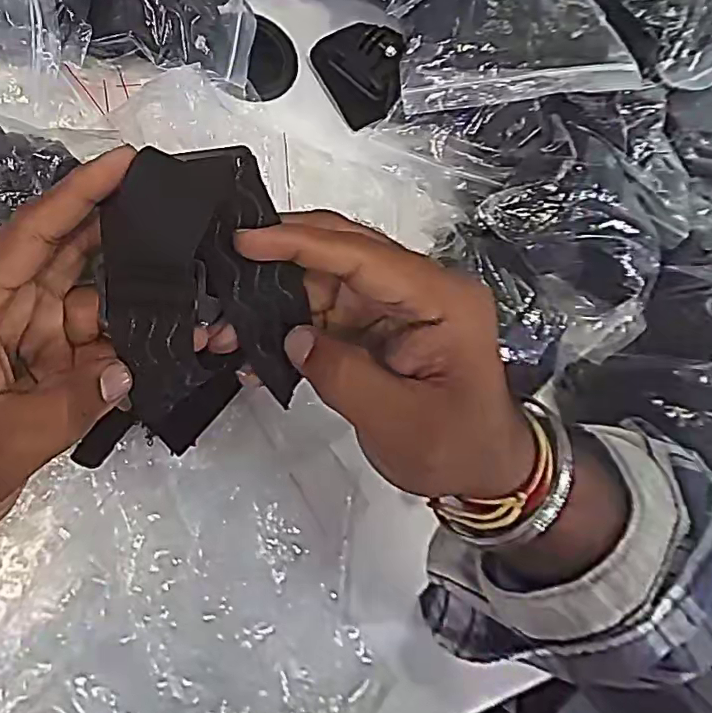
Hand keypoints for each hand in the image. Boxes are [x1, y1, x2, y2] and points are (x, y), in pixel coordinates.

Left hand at [0, 147, 136, 546]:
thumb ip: (68, 405)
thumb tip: (128, 373)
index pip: (33, 234)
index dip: (79, 193)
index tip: (124, 162)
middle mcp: (3, 310)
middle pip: (66, 255)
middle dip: (115, 228)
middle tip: (172, 207)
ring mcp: (25, 340)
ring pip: (87, 303)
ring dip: (130, 300)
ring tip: (185, 288)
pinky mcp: (41, 370)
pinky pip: (90, 348)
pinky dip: (122, 347)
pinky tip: (162, 343)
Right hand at [235, 211, 535, 499]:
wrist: (486, 472)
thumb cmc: (460, 448)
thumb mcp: (399, 421)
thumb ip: (341, 374)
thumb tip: (294, 338)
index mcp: (441, 298)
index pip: (362, 254)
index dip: (300, 243)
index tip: (247, 240)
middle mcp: (417, 289)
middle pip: (340, 251)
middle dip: (280, 255)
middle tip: (227, 262)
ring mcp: (393, 304)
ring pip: (321, 279)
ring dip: (272, 296)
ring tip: (225, 324)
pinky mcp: (373, 323)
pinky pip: (321, 308)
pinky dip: (284, 321)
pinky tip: (253, 341)